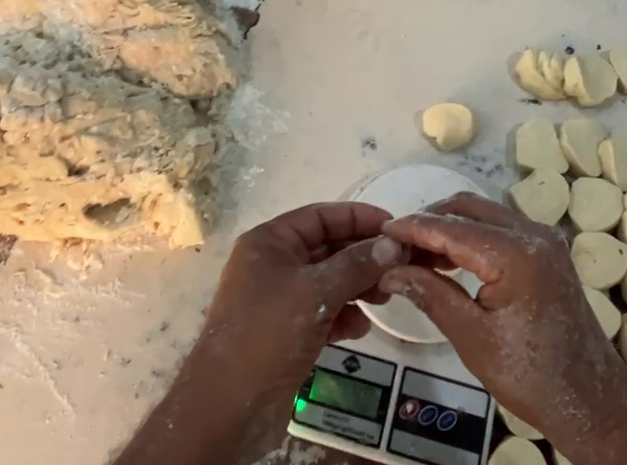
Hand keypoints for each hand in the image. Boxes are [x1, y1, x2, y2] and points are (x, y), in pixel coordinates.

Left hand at [114, 203, 411, 464]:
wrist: (227, 409)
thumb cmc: (266, 335)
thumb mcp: (314, 293)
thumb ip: (356, 265)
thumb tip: (393, 244)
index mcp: (270, 242)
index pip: (320, 216)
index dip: (358, 217)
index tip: (394, 226)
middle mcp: (274, 264)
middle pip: (328, 247)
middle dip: (363, 256)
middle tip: (399, 266)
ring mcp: (280, 299)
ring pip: (329, 280)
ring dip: (358, 286)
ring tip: (385, 297)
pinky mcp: (287, 331)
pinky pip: (323, 311)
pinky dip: (344, 315)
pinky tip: (361, 328)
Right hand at [380, 194, 626, 463]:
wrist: (592, 401)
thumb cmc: (530, 376)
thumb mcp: (472, 337)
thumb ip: (430, 294)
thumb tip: (390, 270)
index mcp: (515, 253)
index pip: (451, 227)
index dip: (413, 228)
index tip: (381, 232)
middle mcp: (532, 233)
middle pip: (468, 208)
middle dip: (430, 221)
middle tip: (397, 245)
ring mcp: (543, 238)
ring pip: (483, 214)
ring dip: (449, 227)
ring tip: (416, 253)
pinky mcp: (546, 250)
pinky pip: (500, 227)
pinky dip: (471, 236)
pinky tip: (448, 259)